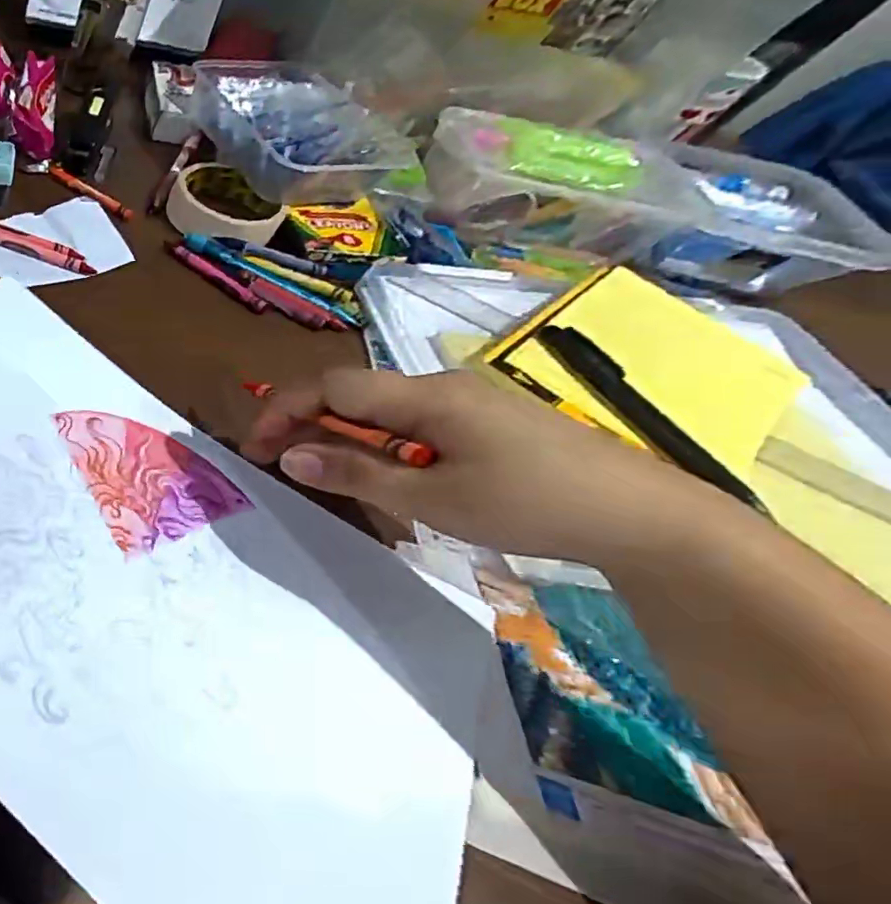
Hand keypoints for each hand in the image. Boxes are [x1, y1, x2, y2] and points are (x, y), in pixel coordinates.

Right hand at [241, 368, 733, 567]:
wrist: (649, 518)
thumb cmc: (531, 506)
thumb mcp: (432, 499)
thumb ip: (356, 472)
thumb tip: (289, 456)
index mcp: (425, 396)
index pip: (331, 386)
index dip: (283, 409)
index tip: (255, 447)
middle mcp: (440, 385)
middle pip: (351, 390)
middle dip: (303, 419)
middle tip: (274, 458)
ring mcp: (465, 400)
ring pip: (379, 405)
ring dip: (337, 430)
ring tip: (317, 466)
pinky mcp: (483, 419)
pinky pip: (409, 418)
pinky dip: (374, 438)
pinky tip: (379, 467)